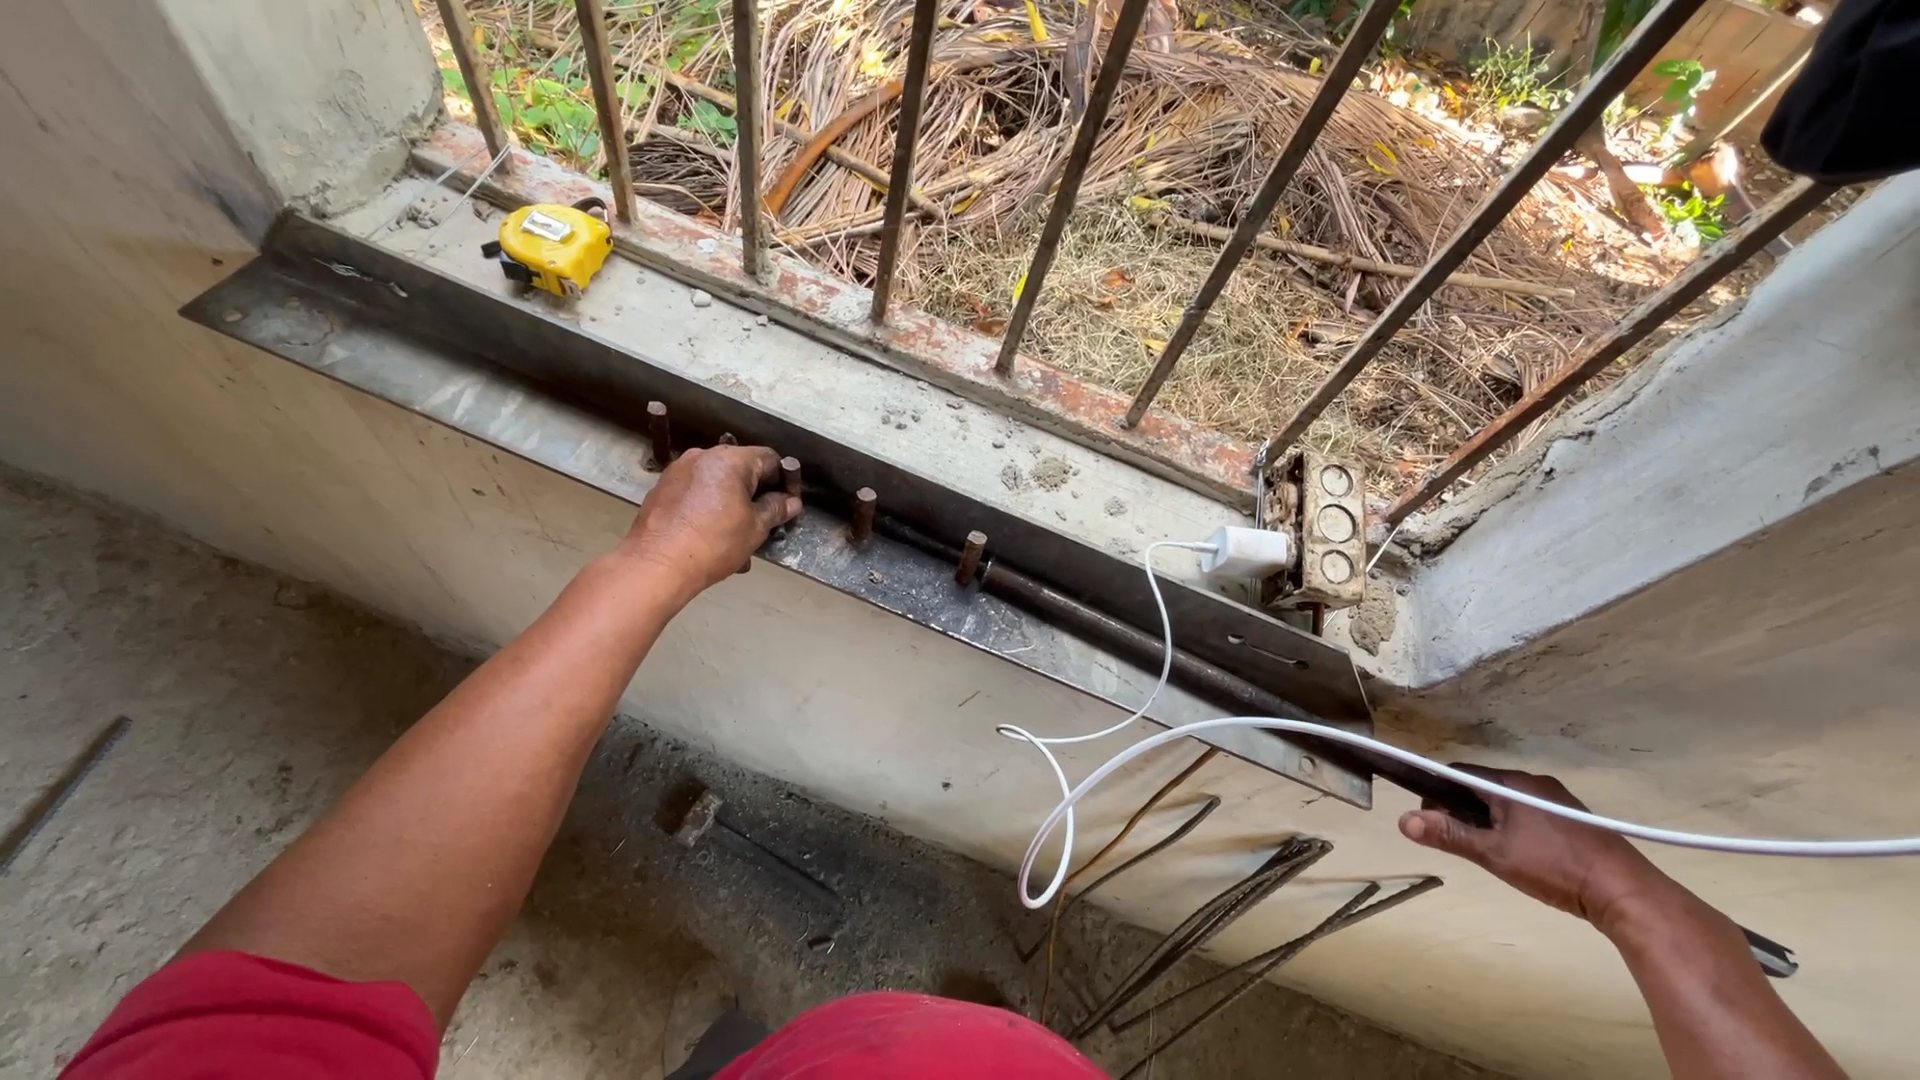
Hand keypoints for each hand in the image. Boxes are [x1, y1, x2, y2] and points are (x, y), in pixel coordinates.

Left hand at [617, 445, 800, 597]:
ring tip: (736, 532)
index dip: (784, 480)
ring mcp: (680, 471)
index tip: (788, 502)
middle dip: (756, 492)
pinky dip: (709, 506)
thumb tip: (790, 503)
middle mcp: (703, 457)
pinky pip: (696, 491)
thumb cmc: (711, 544)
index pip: (769, 459)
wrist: (658, 564)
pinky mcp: (663, 487)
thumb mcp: (755, 528)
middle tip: (764, 519)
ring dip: (732, 500)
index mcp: (730, 460)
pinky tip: (712, 532)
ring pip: (718, 481)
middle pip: (741, 468)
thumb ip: (776, 509)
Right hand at [1398, 766, 1673, 933]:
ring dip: (1489, 819)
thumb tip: (1403, 820)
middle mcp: (1534, 783)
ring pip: (1507, 801)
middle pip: (1483, 787)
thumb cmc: (1554, 868)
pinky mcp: (1576, 820)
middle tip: (1457, 838)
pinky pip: (1530, 813)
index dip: (1436, 791)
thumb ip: (1449, 834)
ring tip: (1488, 849)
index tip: (1429, 817)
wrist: (1627, 892)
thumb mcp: (1494, 854)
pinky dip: (1514, 826)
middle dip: (1462, 808)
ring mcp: (1558, 801)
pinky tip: (1521, 853)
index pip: (1459, 774)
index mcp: (1512, 784)